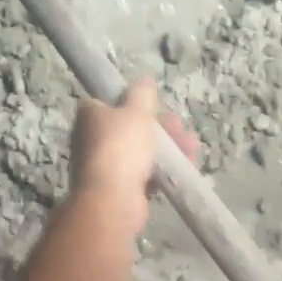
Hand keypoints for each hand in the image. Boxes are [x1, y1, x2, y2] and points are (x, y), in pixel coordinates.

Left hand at [69, 78, 199, 229]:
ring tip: (192, 149)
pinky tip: (186, 167)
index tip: (155, 105)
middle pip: (131, 126)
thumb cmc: (121, 147)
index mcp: (89, 115)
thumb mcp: (137, 111)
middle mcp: (92, 138)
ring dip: (168, 147)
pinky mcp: (118, 188)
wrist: (111, 201)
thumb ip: (142, 93)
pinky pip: (144, 173)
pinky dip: (163, 170)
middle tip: (181, 128)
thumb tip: (145, 79)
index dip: (134, 101)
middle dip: (161, 127)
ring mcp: (104, 165)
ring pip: (140, 150)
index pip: (110, 100)